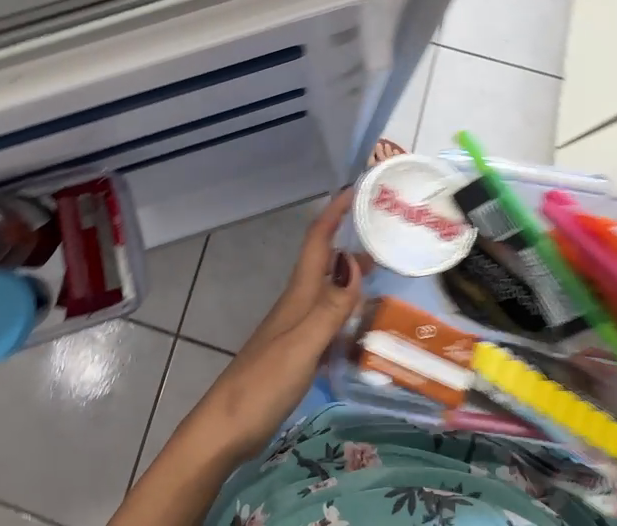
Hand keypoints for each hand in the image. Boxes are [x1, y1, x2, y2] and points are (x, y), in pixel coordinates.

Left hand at [187, 190, 365, 460]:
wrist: (227, 428)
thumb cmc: (263, 384)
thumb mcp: (302, 345)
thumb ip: (330, 308)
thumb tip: (353, 260)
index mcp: (299, 296)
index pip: (318, 242)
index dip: (334, 213)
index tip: (356, 189)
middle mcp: (298, 305)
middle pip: (327, 263)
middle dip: (353, 242)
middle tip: (389, 235)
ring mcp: (296, 330)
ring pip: (330, 292)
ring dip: (354, 279)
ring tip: (388, 277)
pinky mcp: (299, 354)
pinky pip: (330, 322)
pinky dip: (350, 315)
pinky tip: (367, 329)